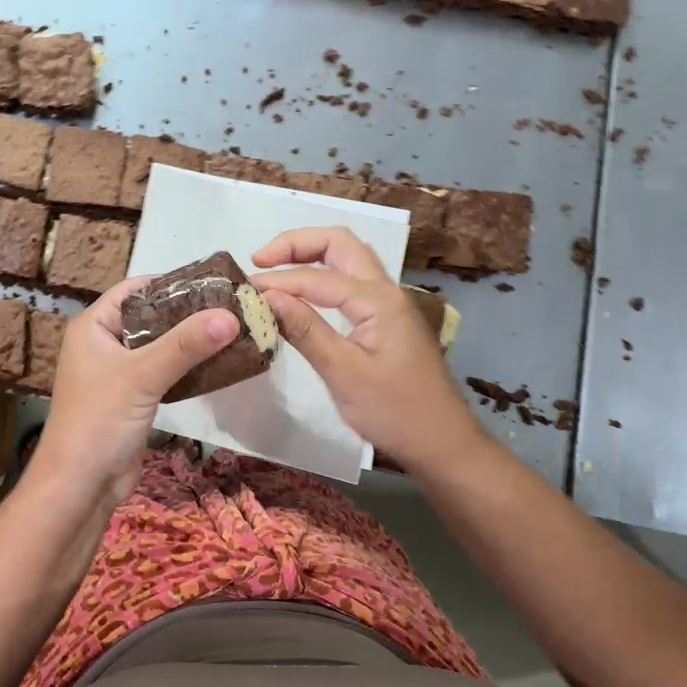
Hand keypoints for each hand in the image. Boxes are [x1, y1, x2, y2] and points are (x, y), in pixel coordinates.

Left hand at [31, 275, 238, 505]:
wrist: (80, 484)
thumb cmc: (100, 420)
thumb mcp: (142, 375)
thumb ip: (185, 344)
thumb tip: (230, 314)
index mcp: (92, 326)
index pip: (134, 290)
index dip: (170, 283)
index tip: (212, 282)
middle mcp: (102, 344)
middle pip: (149, 317)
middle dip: (187, 313)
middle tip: (232, 307)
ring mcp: (117, 373)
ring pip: (158, 346)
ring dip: (189, 342)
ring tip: (232, 332)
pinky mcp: (132, 399)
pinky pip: (162, 372)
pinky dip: (186, 367)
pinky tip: (217, 365)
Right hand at [252, 227, 481, 469]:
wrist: (443, 443)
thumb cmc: (396, 412)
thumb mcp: (344, 374)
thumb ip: (306, 330)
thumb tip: (266, 297)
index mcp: (378, 301)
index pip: (317, 276)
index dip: (277, 280)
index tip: (243, 291)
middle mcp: (386, 291)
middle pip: (339, 243)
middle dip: (296, 244)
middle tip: (259, 261)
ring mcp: (388, 304)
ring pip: (348, 257)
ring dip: (310, 254)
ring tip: (274, 269)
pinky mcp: (385, 319)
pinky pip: (351, 280)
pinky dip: (321, 274)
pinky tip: (301, 294)